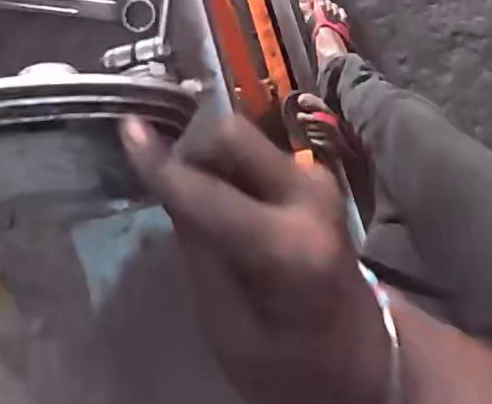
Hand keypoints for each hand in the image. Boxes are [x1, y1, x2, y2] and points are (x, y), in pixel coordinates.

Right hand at [122, 111, 392, 403]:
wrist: (363, 353)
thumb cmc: (290, 361)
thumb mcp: (229, 328)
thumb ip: (199, 251)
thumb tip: (169, 181)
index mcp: (290, 247)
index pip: (210, 193)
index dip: (162, 163)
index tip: (129, 129)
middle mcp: (309, 193)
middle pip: (233, 135)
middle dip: (190, 147)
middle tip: (168, 182)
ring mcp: (316, 175)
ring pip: (243, 136)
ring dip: (208, 155)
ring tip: (193, 196)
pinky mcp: (313, 171)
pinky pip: (255, 150)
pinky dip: (226, 163)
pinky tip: (220, 195)